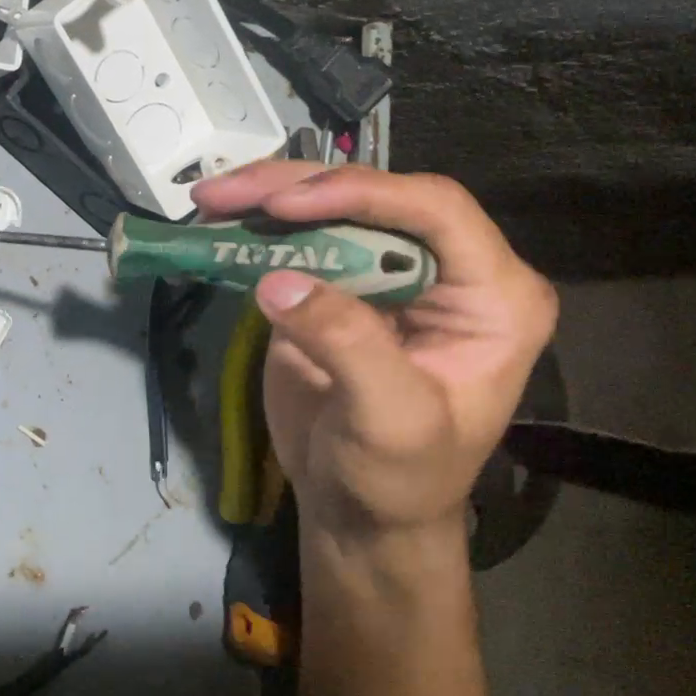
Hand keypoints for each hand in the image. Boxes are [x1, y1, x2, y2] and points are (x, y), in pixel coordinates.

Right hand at [191, 162, 556, 547]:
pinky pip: (290, 244)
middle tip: (223, 193)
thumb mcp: (390, 418)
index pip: (434, 212)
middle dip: (295, 187)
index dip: (360, 193)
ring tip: (208, 198)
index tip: (283, 205)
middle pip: (371, 199)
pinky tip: (212, 223)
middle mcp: (438, 271)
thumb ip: (348, 343)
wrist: (357, 509)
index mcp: (487, 295)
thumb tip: (276, 281)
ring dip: (263, 198)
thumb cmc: (400, 474)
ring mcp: (379, 277)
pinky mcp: (326, 292)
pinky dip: (248, 230)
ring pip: (326, 211)